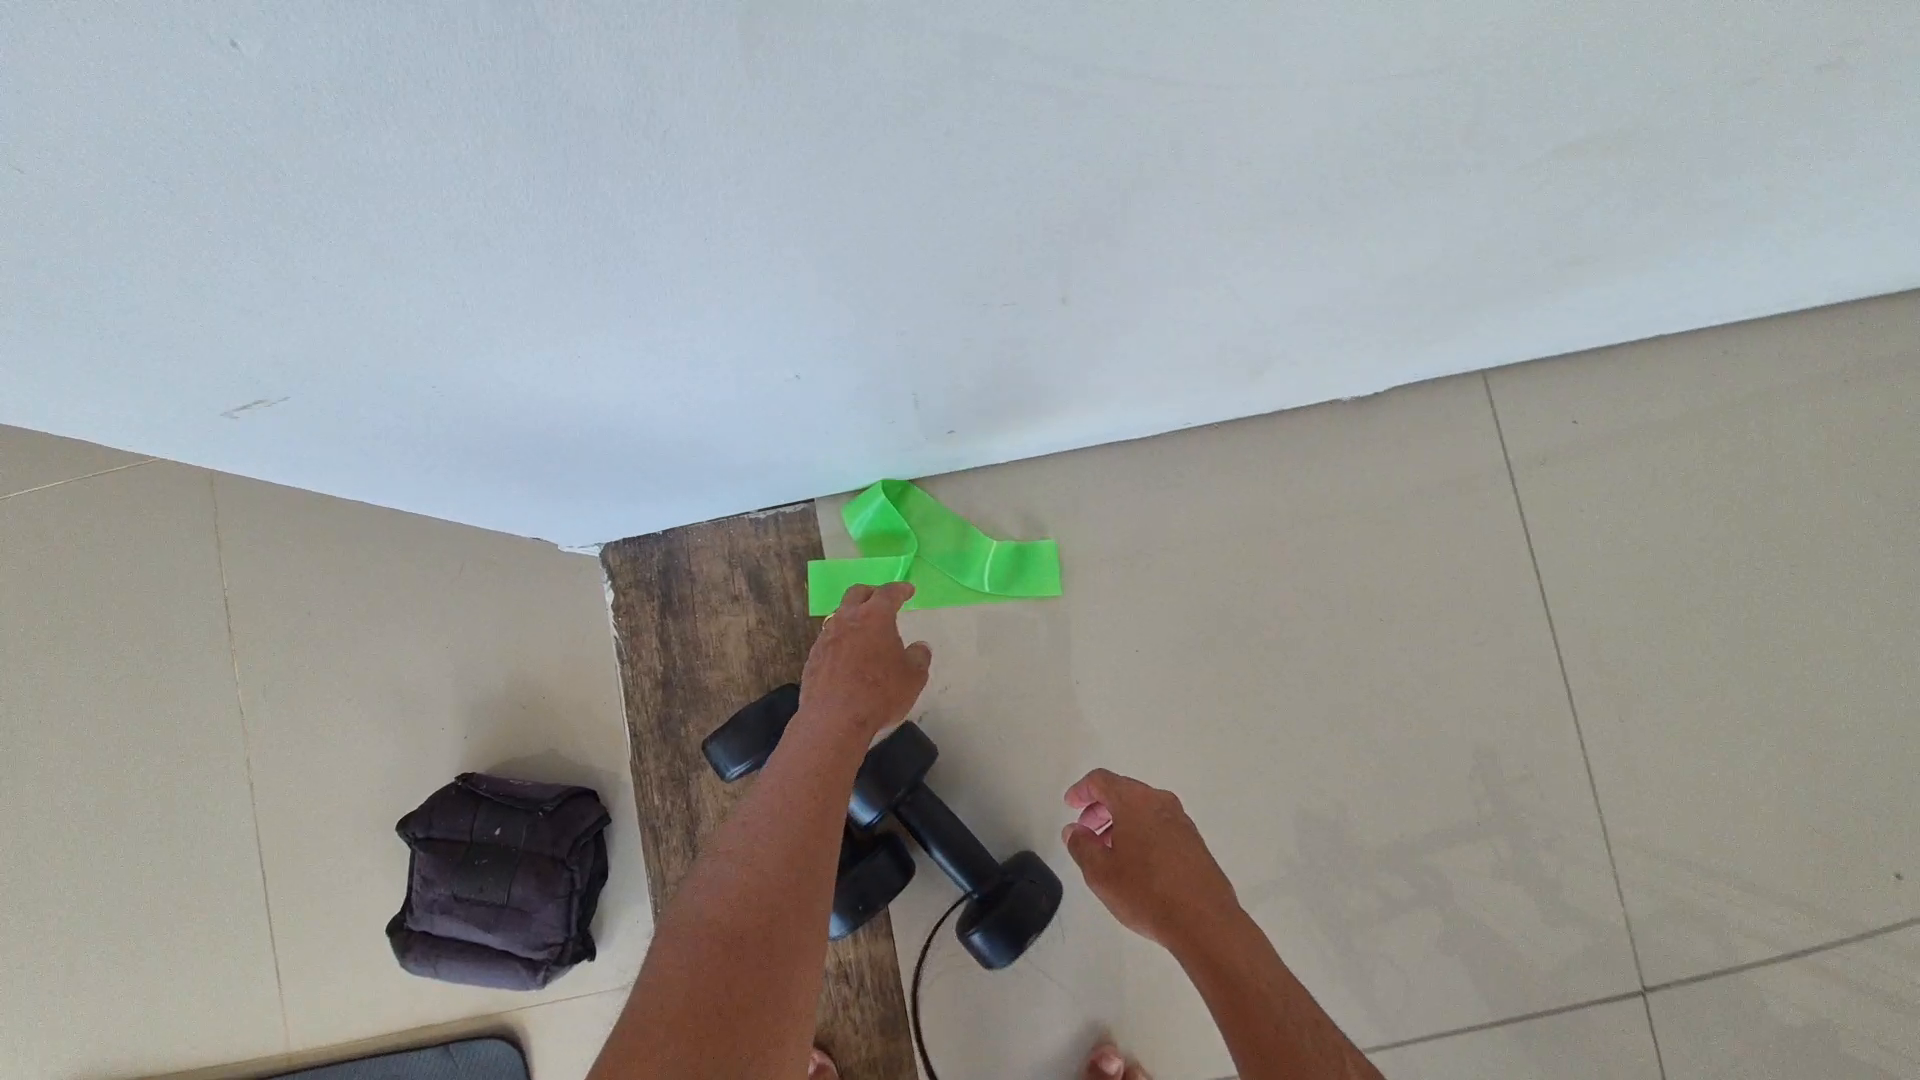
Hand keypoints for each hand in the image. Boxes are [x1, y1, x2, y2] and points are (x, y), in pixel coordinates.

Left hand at [797, 582, 931, 742]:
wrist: (834, 719)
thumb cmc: (880, 693)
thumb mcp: (913, 677)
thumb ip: (919, 657)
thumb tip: (920, 647)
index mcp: (874, 617)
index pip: (888, 593)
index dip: (900, 589)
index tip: (908, 590)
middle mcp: (847, 619)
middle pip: (857, 594)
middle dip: (872, 593)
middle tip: (882, 601)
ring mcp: (826, 638)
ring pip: (839, 616)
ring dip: (853, 617)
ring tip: (864, 630)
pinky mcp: (813, 658)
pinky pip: (829, 639)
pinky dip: (841, 640)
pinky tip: (848, 656)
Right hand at [1060, 769, 1241, 951]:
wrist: (1205, 922)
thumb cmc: (1146, 892)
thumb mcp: (1100, 872)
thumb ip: (1081, 845)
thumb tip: (1075, 830)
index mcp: (1135, 801)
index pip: (1102, 780)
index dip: (1082, 790)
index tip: (1070, 804)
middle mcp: (1160, 802)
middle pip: (1123, 792)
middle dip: (1100, 808)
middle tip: (1086, 832)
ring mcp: (1182, 821)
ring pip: (1143, 810)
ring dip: (1121, 823)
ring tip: (1108, 852)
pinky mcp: (1195, 842)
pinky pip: (1159, 826)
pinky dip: (1141, 833)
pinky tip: (1136, 864)